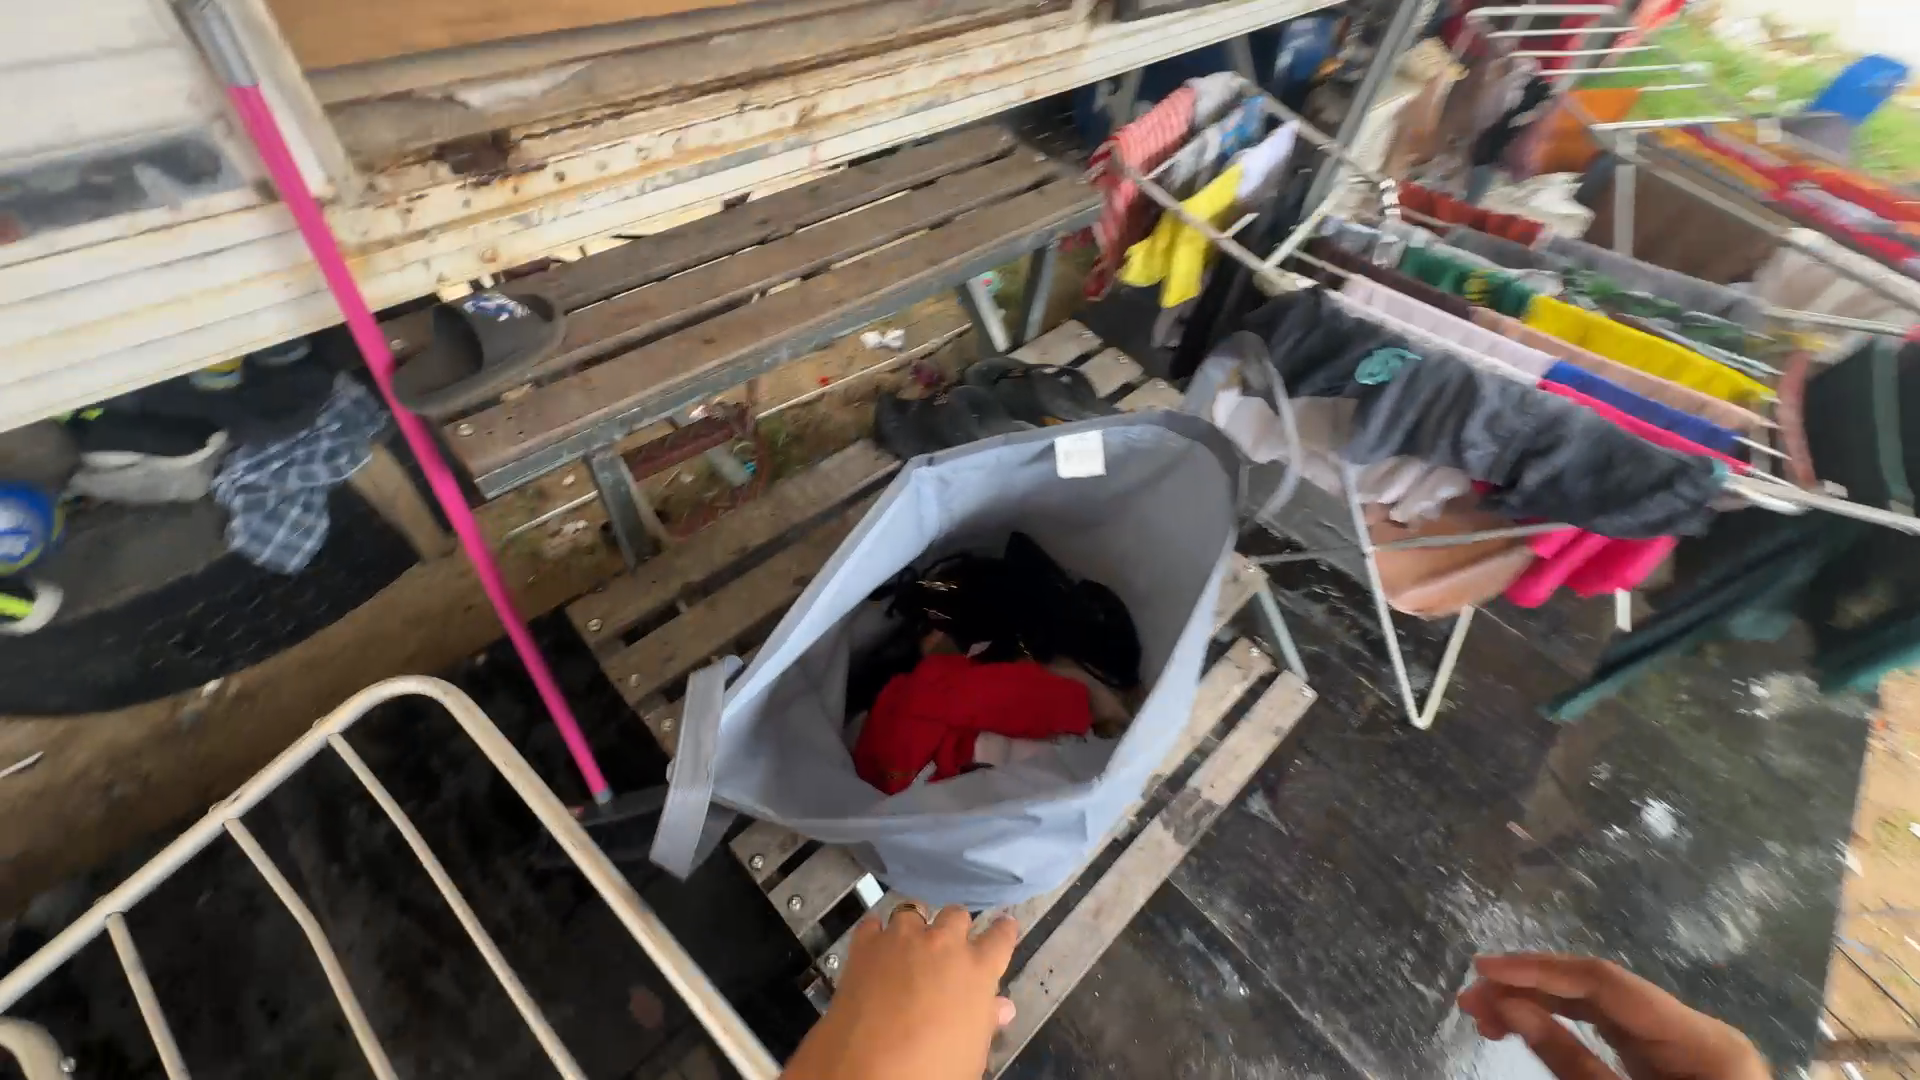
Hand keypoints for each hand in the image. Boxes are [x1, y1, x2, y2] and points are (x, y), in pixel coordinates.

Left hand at [782, 902, 1017, 1079]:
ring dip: (915, 926)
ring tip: (908, 945)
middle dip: (954, 927)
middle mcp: (943, 943)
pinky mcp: (867, 943)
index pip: (1000, 938)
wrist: (871, 1073)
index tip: (1003, 926)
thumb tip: (1002, 1007)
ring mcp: (903, 937)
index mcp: (977, 970)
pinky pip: (874, 923)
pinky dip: (877, 933)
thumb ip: (985, 1022)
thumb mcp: (971, 1054)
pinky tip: (875, 949)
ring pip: (914, 910)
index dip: (1002, 931)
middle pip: (956, 915)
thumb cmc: (933, 1072)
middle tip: (948, 946)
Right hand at [1458, 953, 1769, 1079]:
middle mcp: (1692, 1028)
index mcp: (1701, 1039)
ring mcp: (1682, 1043)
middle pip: (1594, 989)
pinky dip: (1562, 1023)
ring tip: (1485, 1016)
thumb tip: (1505, 1003)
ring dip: (1535, 1004)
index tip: (1480, 968)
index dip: (1537, 969)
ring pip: (1594, 1005)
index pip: (1602, 981)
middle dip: (1526, 989)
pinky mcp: (1670, 1060)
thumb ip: (1569, 1060)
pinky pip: (1606, 1027)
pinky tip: (1525, 1023)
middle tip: (1471, 1002)